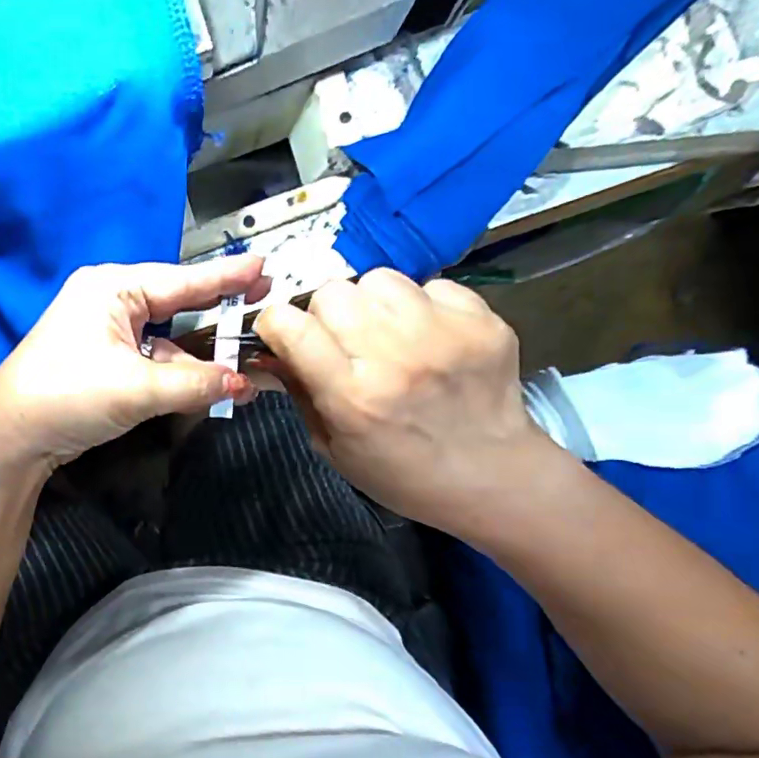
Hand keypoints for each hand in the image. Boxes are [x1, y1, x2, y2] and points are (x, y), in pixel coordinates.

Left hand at [0, 257, 268, 471]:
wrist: (12, 436)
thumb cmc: (69, 396)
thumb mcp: (138, 389)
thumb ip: (195, 385)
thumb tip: (242, 384)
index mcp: (112, 289)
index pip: (182, 280)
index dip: (226, 277)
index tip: (263, 268)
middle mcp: (109, 302)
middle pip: (176, 307)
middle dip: (216, 317)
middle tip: (261, 306)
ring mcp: (104, 334)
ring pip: (165, 342)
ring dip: (198, 361)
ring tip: (242, 369)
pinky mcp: (103, 363)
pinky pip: (150, 362)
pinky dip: (176, 376)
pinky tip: (206, 387)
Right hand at [253, 268, 561, 531]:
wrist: (489, 477)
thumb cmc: (400, 474)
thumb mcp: (333, 447)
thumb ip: (300, 393)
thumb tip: (269, 353)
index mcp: (352, 396)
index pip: (292, 326)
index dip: (276, 324)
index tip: (282, 334)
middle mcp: (395, 357)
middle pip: (332, 293)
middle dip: (324, 315)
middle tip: (340, 342)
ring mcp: (442, 333)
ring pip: (378, 280)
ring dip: (370, 304)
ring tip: (384, 334)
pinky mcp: (480, 320)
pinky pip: (429, 285)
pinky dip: (418, 307)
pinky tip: (425, 338)